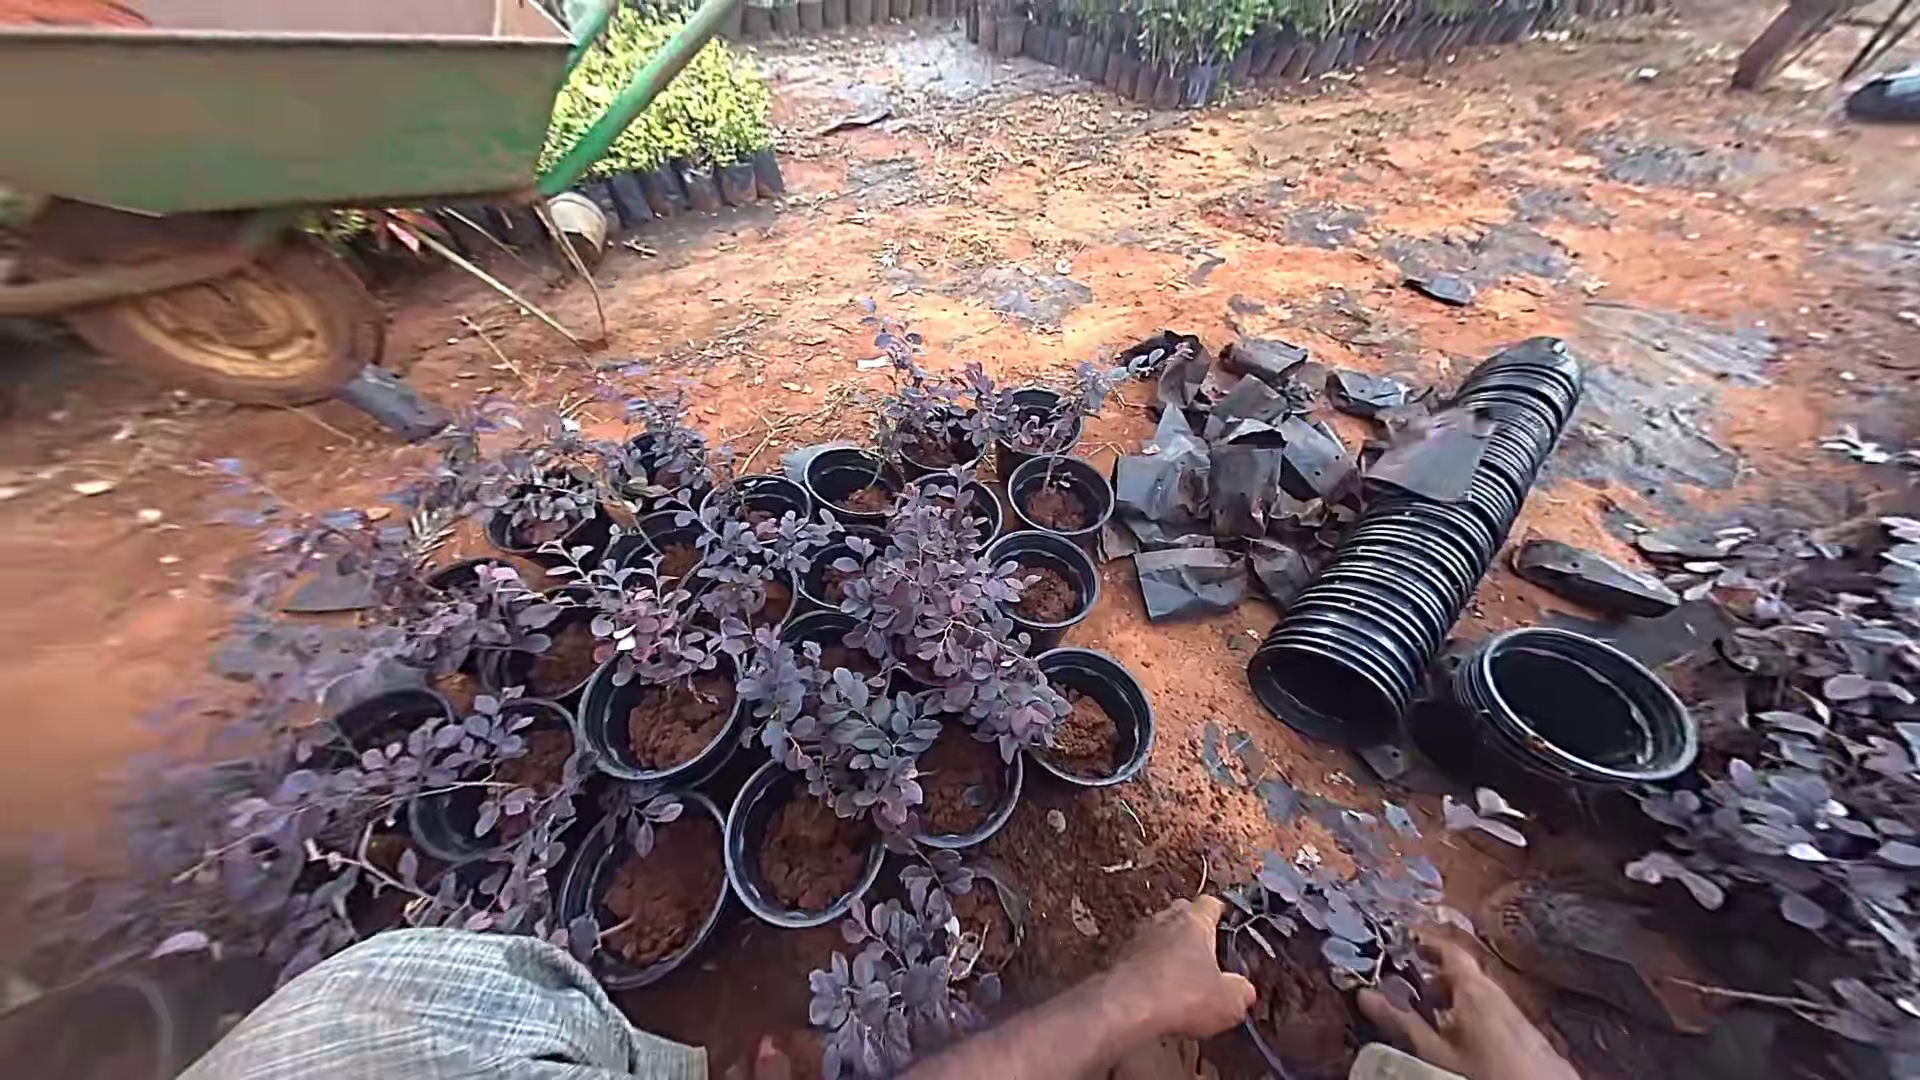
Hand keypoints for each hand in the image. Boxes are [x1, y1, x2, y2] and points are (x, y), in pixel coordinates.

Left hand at [1109, 895, 1255, 1037]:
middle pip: (1184, 913)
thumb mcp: (1228, 1001)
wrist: (1129, 1001)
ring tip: (1183, 972)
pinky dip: (1154, 960)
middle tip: (1208, 952)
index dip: (1220, 911)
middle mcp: (1166, 917)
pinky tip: (1160, 983)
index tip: (1226, 920)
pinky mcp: (1123, 948)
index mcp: (1194, 921)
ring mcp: (1141, 930)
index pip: (1210, 903)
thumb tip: (1243, 987)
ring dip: (1172, 945)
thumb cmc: (1182, 994)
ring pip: (1162, 930)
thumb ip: (1241, 990)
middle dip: (1195, 928)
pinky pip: (1144, 949)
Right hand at [1357, 938, 1578, 1079]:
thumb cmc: (1488, 1078)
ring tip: (1438, 1025)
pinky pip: (1505, 1026)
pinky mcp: (1545, 1055)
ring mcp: (1528, 1029)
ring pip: (1486, 1003)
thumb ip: (1402, 1022)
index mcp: (1477, 993)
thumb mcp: (1437, 1055)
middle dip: (1438, 981)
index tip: (1402, 944)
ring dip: (1460, 1006)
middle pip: (1467, 978)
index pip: (1450, 951)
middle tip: (1412, 992)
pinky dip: (1483, 1026)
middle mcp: (1504, 1002)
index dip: (1426, 943)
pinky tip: (1474, 1051)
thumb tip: (1363, 994)